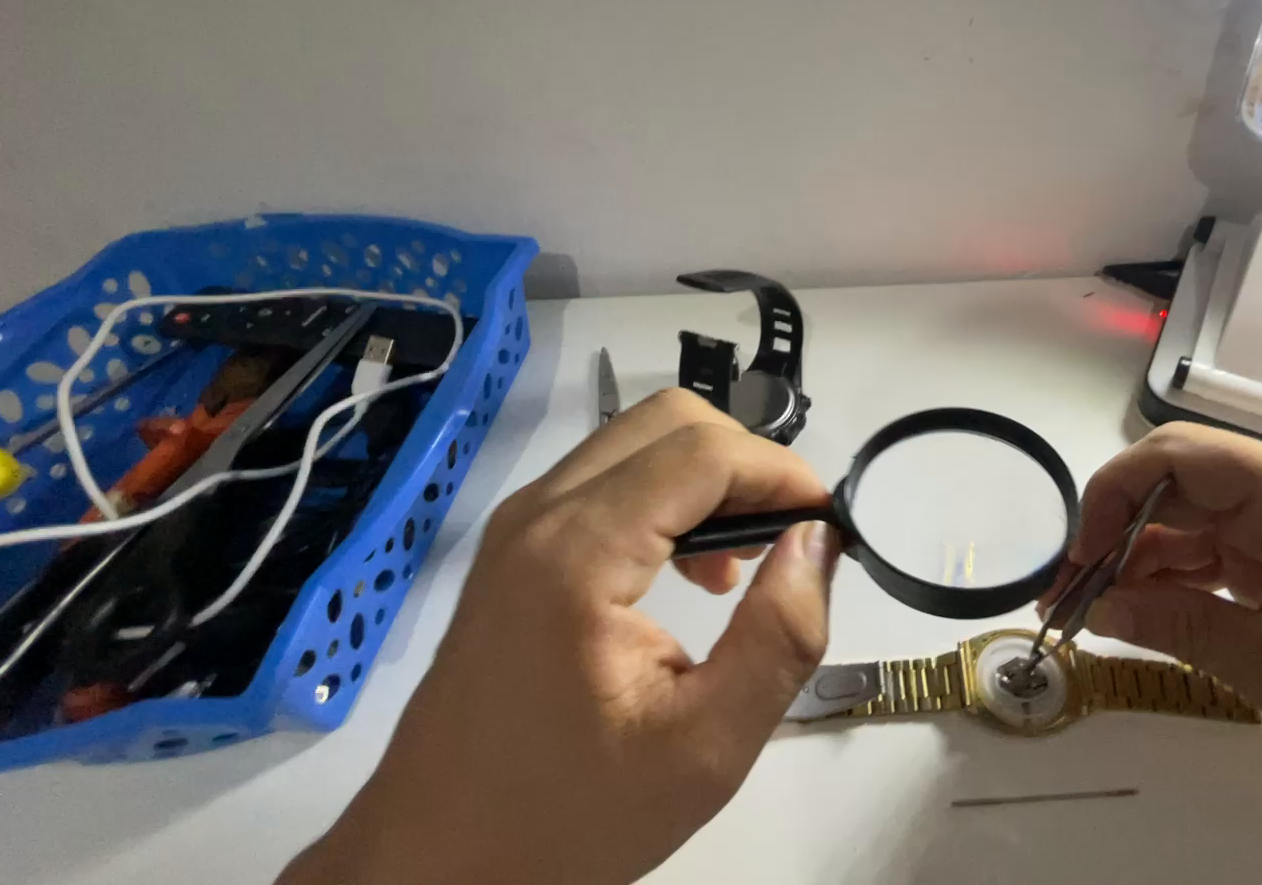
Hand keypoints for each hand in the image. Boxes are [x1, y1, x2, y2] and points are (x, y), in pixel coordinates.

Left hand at [281, 389, 838, 884]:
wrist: (433, 861)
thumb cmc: (567, 817)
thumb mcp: (705, 749)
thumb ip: (780, 637)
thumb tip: (818, 540)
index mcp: (577, 553)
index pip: (702, 453)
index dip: (780, 471)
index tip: (828, 522)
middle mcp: (542, 510)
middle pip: (670, 421)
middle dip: (746, 463)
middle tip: (786, 538)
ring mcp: (523, 519)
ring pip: (641, 439)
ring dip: (711, 477)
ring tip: (743, 561)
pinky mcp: (520, 540)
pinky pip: (614, 475)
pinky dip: (672, 494)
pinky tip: (691, 571)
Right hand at [1052, 422, 1261, 801]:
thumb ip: (1182, 628)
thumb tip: (1097, 608)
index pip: (1183, 457)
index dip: (1114, 494)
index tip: (1079, 557)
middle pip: (1182, 486)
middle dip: (1116, 533)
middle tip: (1068, 590)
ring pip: (1196, 523)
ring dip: (1143, 563)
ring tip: (1091, 609)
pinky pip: (1225, 555)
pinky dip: (1182, 582)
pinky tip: (1144, 611)